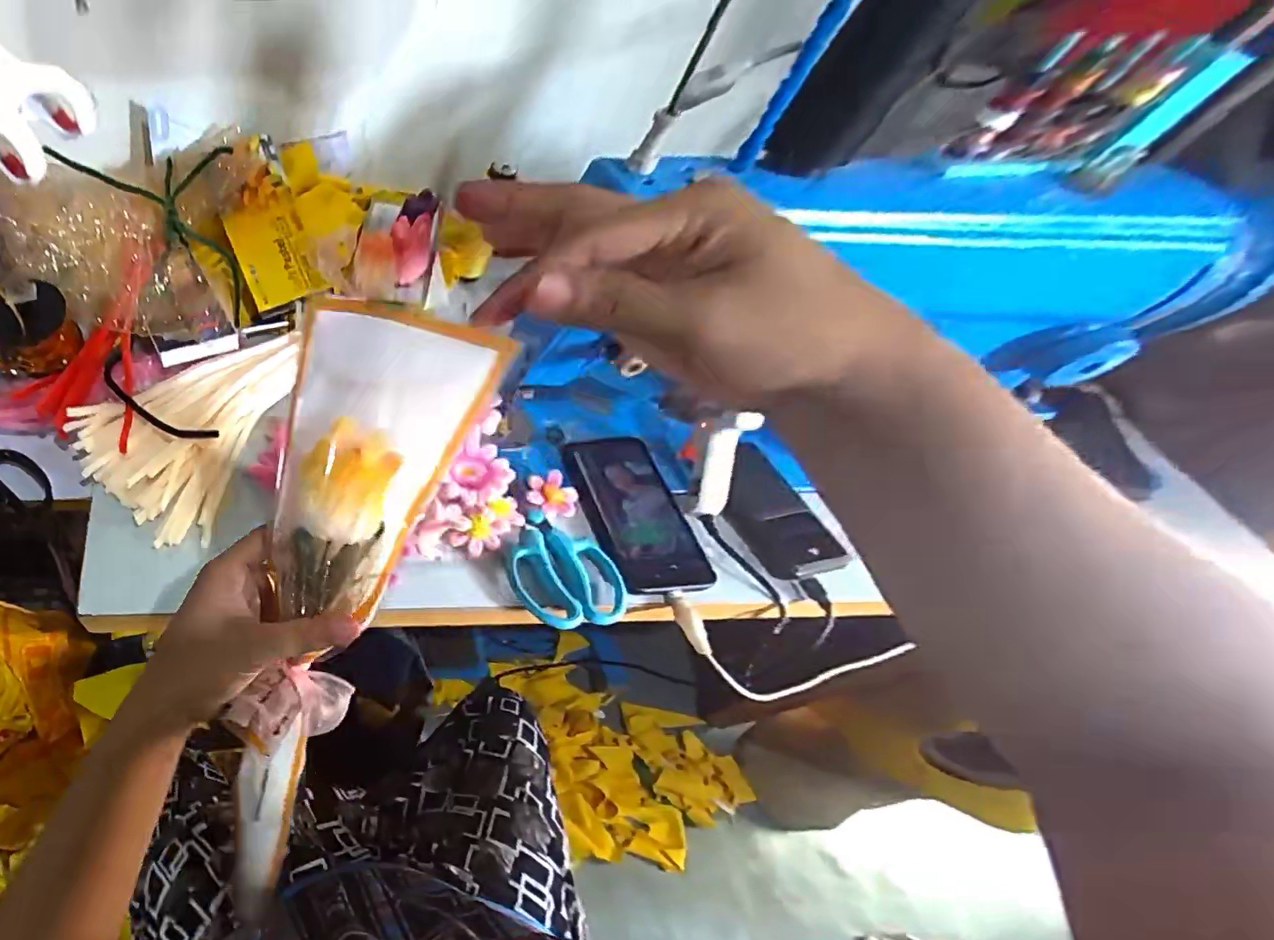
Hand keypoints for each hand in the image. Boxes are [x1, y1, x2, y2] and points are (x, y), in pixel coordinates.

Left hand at [119, 529, 360, 739]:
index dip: (302, 536)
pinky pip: (275, 619)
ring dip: (307, 601)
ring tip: (348, 601)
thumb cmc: (202, 665)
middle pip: (279, 566)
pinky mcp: (241, 632)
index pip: (269, 537)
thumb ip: (306, 634)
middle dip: (313, 573)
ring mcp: (237, 608)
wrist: (166, 709)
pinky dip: (295, 623)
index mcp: (229, 571)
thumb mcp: (257, 647)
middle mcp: (234, 583)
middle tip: (354, 576)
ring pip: (279, 595)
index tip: (340, 541)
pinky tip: (324, 631)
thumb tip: (356, 624)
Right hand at [457, 176, 946, 408]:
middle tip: (466, 200)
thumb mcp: (697, 321)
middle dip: (523, 212)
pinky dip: (561, 277)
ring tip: (483, 225)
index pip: (595, 236)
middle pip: (584, 213)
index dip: (545, 271)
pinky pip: (600, 278)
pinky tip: (532, 275)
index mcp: (688, 213)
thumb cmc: (782, 336)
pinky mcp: (663, 290)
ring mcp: (668, 255)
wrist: (839, 372)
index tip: (500, 308)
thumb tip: (535, 291)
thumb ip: (614, 303)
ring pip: (588, 241)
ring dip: (534, 237)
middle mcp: (672, 223)